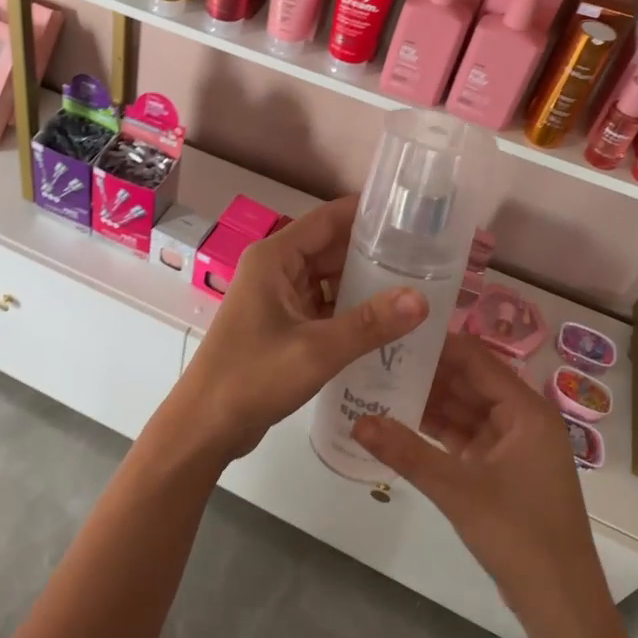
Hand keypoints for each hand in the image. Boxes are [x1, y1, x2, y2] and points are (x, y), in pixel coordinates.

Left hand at [166, 196, 429, 462]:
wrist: (206, 424)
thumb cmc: (253, 377)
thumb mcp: (317, 350)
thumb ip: (370, 324)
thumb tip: (422, 298)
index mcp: (275, 258)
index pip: (329, 219)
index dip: (369, 213)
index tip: (414, 214)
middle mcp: (275, 269)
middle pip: (332, 248)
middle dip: (375, 252)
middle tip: (430, 257)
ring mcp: (277, 298)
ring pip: (330, 280)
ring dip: (365, 284)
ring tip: (421, 286)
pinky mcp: (282, 325)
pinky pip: (324, 306)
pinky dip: (351, 311)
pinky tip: (389, 323)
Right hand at [354, 335, 630, 637]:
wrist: (561, 603)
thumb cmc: (520, 535)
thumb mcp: (458, 490)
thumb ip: (406, 452)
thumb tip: (356, 420)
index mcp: (527, 411)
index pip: (476, 359)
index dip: (436, 344)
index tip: (392, 332)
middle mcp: (522, 419)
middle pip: (468, 381)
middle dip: (424, 372)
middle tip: (374, 357)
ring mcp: (512, 446)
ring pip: (462, 409)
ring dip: (426, 401)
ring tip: (376, 383)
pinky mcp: (500, 470)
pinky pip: (462, 436)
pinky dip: (433, 431)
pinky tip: (396, 423)